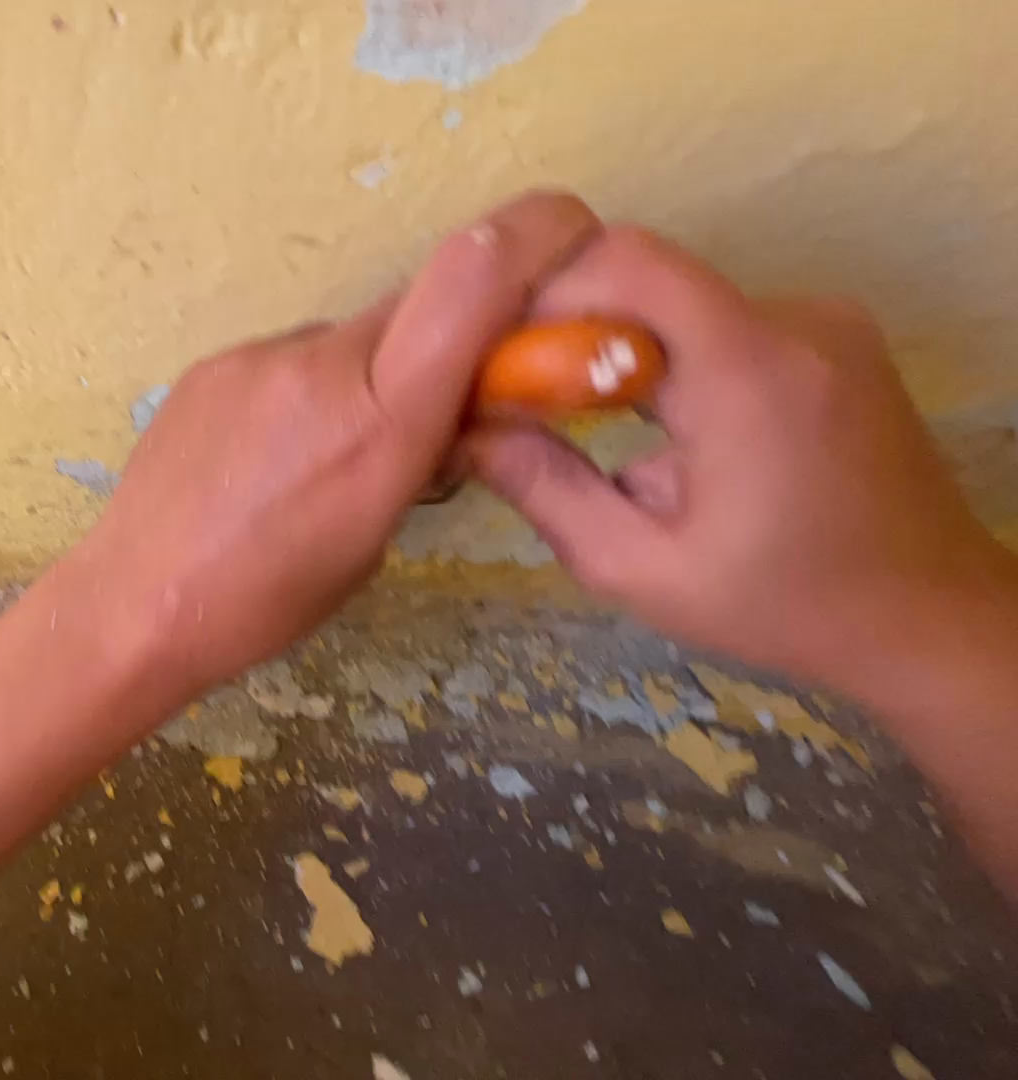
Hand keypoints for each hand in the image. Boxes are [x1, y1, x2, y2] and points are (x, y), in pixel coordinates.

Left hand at [56, 191, 601, 696]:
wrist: (137, 600)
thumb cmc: (263, 602)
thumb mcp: (372, 541)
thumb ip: (420, 453)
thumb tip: (441, 406)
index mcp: (378, 418)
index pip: (474, 272)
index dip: (534, 236)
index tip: (564, 242)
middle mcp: (315, 365)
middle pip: (409, 309)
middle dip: (433, 348)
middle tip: (408, 419)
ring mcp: (250, 359)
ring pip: (340, 341)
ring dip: (354, 380)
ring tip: (308, 458)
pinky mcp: (205, 368)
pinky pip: (281, 362)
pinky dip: (296, 393)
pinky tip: (258, 455)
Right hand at [464, 227, 1017, 691]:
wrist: (927, 619)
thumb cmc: (776, 604)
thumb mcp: (630, 565)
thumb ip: (541, 487)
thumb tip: (464, 428)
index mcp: (749, 372)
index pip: (625, 265)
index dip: (536, 293)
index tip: (482, 359)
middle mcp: (792, 322)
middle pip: (636, 276)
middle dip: (551, 325)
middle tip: (495, 394)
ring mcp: (812, 325)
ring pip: (661, 296)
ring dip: (591, 343)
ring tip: (543, 410)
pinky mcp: (814, 340)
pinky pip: (696, 318)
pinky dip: (636, 351)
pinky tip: (611, 410)